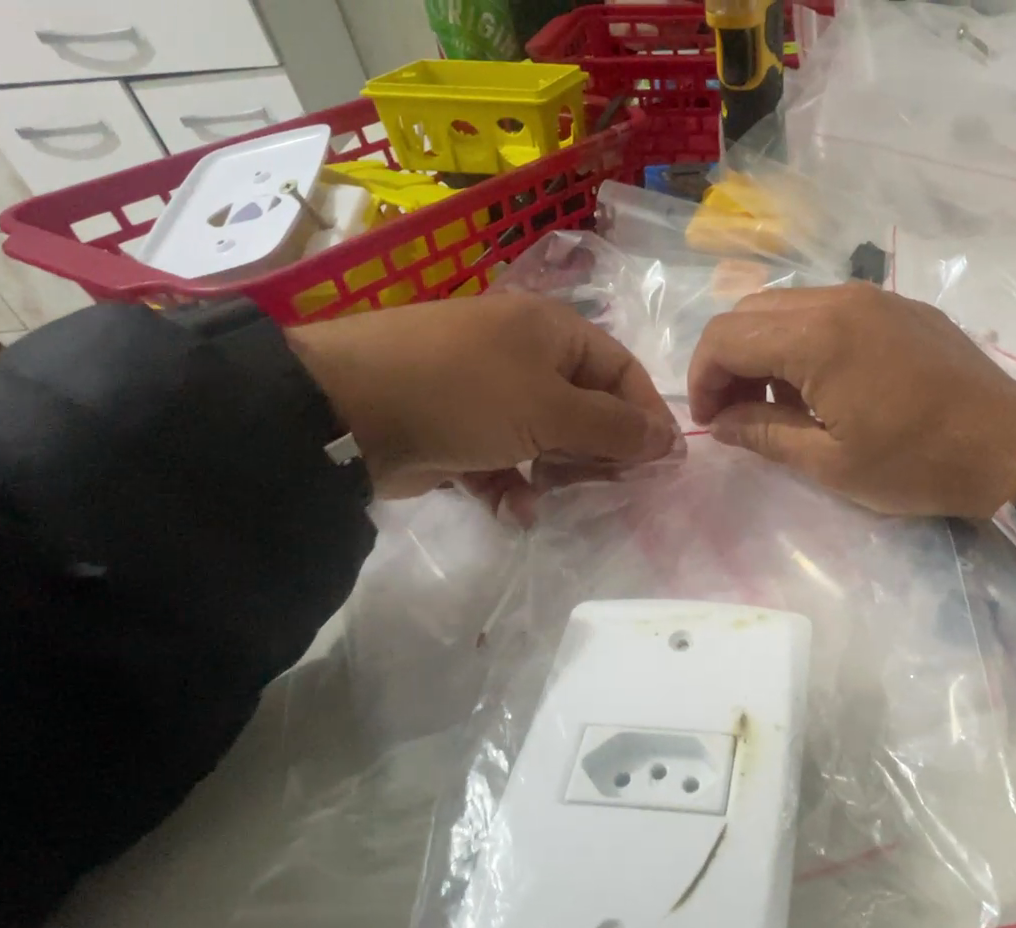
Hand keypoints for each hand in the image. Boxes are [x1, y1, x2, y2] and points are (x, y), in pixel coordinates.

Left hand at [287, 293, 677, 511]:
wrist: (347, 410)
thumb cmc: (466, 394)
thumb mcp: (552, 411)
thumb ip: (616, 429)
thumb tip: (668, 441)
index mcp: (550, 330)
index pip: (622, 371)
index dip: (647, 416)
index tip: (663, 464)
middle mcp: (521, 354)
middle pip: (585, 408)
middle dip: (597, 452)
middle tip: (608, 489)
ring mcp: (484, 391)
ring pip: (544, 439)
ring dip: (552, 475)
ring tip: (547, 498)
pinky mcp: (454, 428)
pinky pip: (501, 459)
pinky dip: (509, 486)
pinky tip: (510, 509)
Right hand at [689, 285, 1015, 517]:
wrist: (1009, 445)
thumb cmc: (916, 463)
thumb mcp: (831, 463)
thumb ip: (763, 435)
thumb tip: (718, 423)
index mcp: (816, 336)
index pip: (726, 337)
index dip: (702, 379)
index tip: (710, 422)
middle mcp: (839, 299)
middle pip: (752, 313)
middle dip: (730, 362)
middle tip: (738, 416)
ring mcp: (874, 296)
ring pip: (790, 308)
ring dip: (768, 352)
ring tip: (782, 407)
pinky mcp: (899, 307)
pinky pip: (830, 311)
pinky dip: (806, 342)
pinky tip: (826, 388)